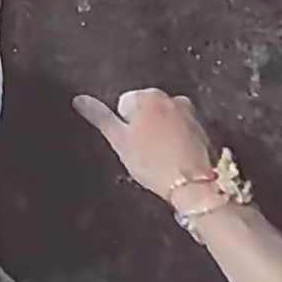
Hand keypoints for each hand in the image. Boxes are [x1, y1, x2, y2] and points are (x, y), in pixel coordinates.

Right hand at [72, 89, 218, 206]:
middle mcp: (171, 97)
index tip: (128, 144)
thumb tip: (78, 99)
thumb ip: (99, 116)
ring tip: (157, 156)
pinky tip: (172, 157)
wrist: (195, 186)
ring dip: (158, 132)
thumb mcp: (118, 140)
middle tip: (140, 151)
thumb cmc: (151, 161)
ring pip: (163, 119)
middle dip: (141, 126)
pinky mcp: (204, 129)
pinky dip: (174, 139)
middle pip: (144, 109)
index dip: (122, 125)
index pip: (123, 104)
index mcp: (147, 96)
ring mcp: (190, 112)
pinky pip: (180, 129)